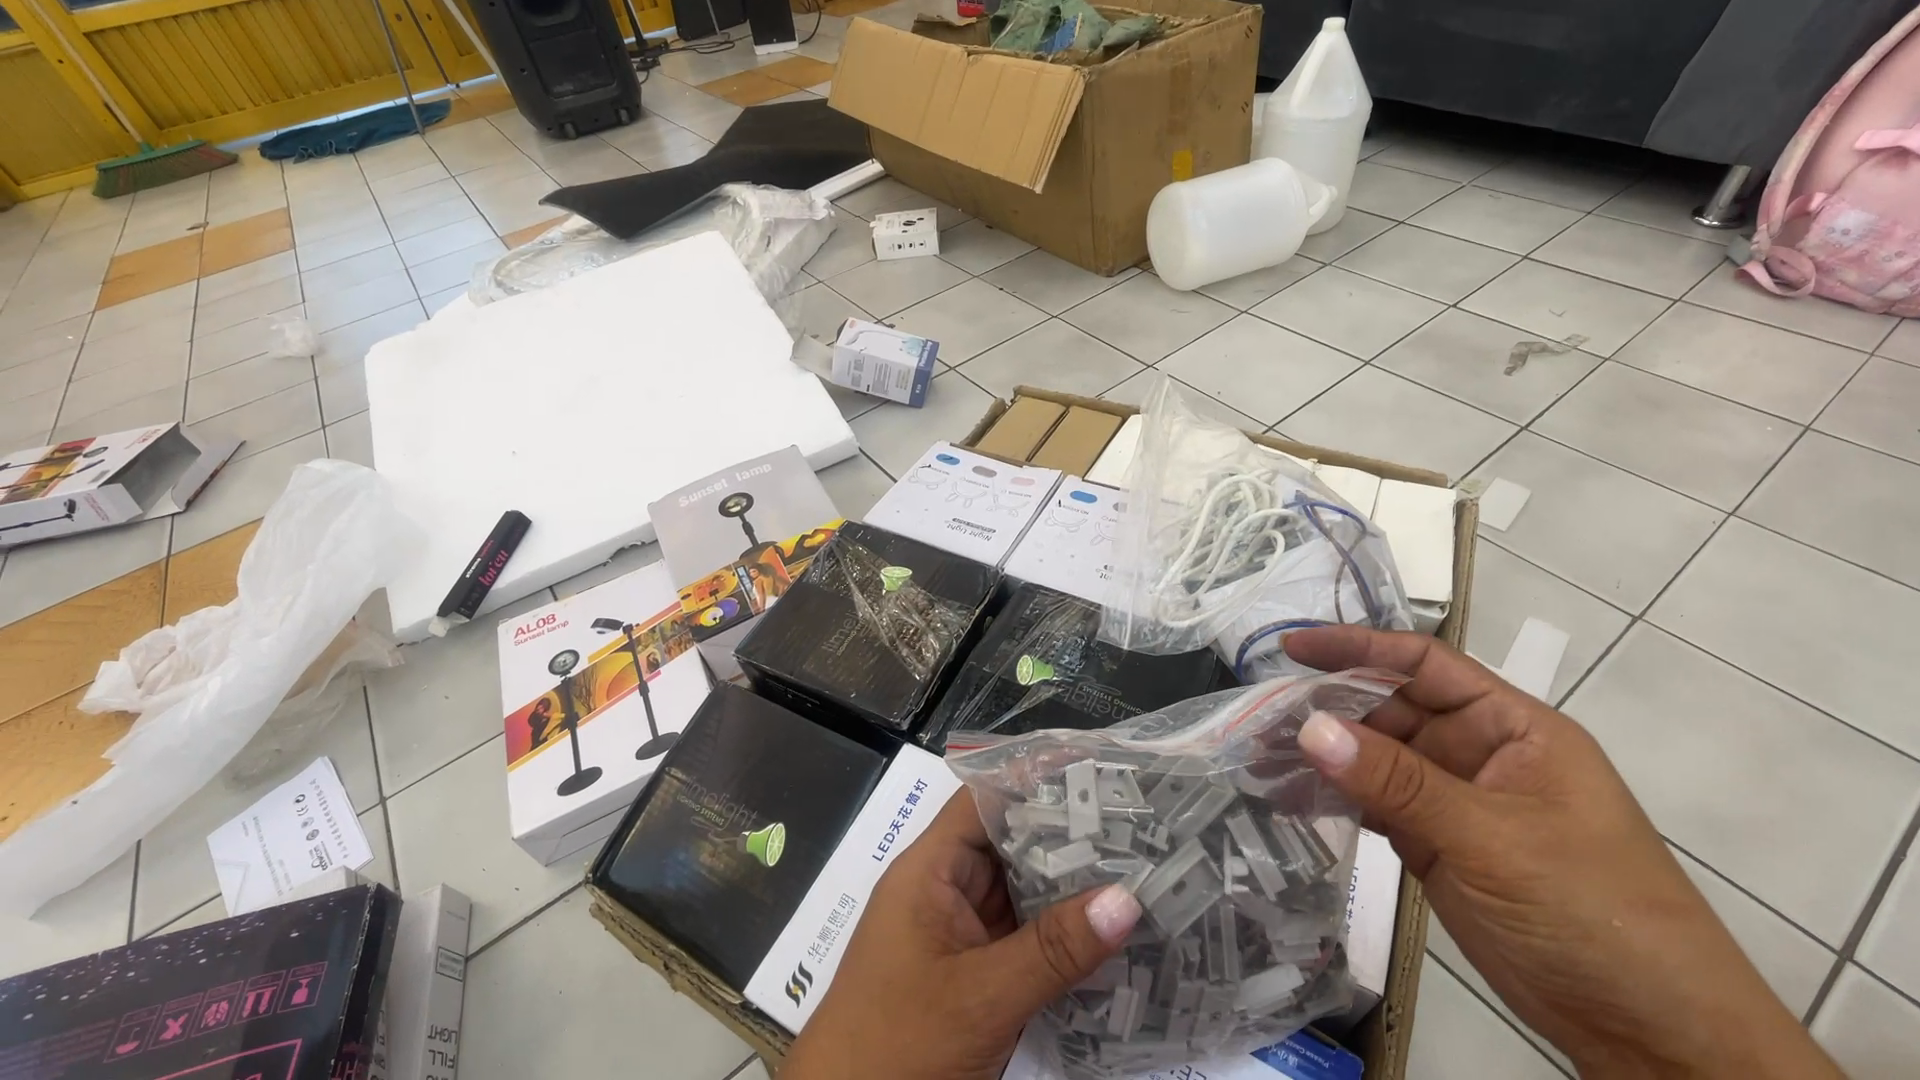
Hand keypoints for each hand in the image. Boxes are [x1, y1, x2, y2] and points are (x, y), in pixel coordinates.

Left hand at [780, 791, 1141, 1079]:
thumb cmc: (897, 1044)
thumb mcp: (980, 996)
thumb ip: (1053, 950)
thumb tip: (1129, 898)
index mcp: (929, 871)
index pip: (983, 801)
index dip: (1035, 777)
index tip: (1097, 766)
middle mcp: (945, 890)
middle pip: (1011, 842)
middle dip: (1070, 830)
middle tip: (1143, 818)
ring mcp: (961, 933)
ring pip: (1022, 890)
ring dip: (1073, 882)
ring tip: (1145, 862)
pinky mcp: (975, 973)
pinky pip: (1026, 936)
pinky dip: (1063, 930)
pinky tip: (1113, 927)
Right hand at [1283, 625, 1840, 1079]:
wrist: (1649, 1031)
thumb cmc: (1592, 912)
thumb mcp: (1491, 838)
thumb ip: (1396, 782)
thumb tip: (1308, 727)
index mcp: (1513, 728)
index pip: (1425, 665)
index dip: (1358, 648)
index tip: (1290, 649)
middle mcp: (1480, 754)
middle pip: (1390, 711)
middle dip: (1326, 710)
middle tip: (1255, 718)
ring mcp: (1456, 802)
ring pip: (1375, 760)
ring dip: (1322, 757)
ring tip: (1257, 759)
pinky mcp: (1437, 846)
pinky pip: (1374, 806)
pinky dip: (1333, 800)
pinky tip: (1288, 800)